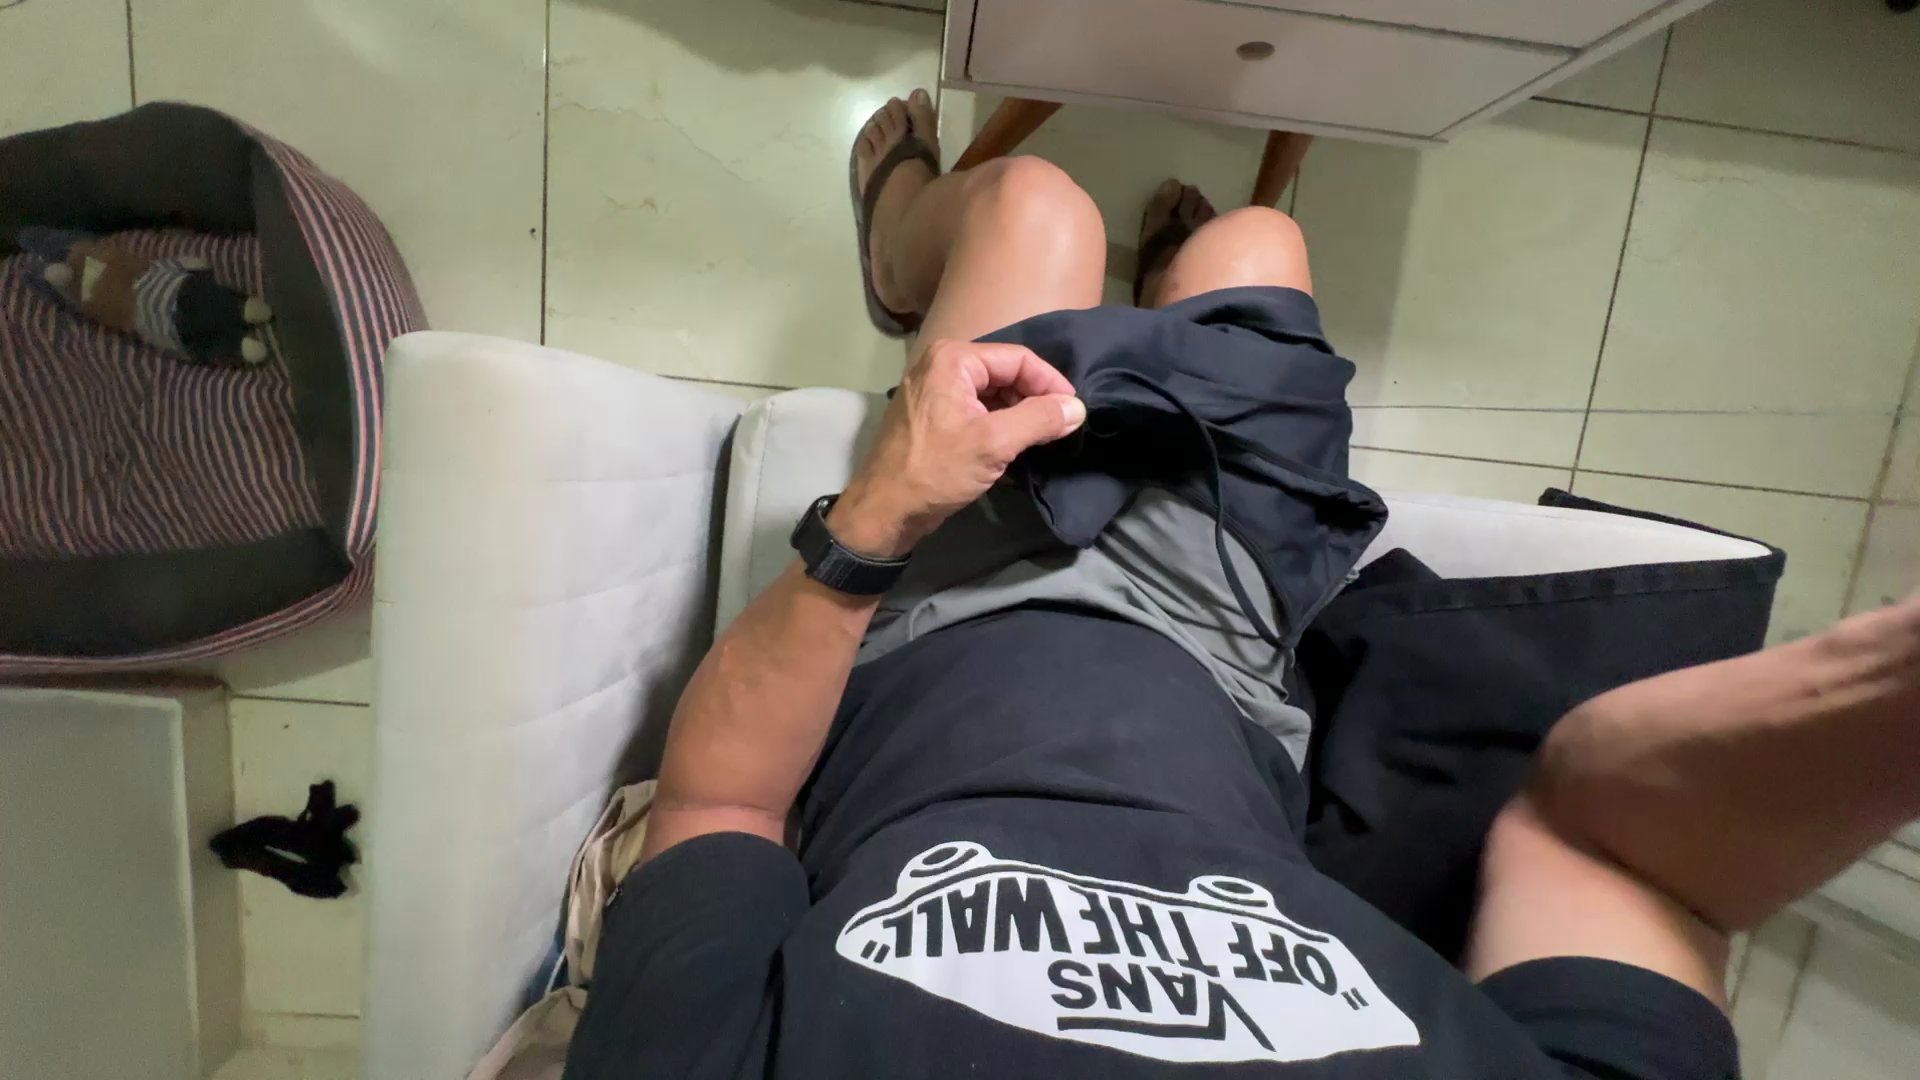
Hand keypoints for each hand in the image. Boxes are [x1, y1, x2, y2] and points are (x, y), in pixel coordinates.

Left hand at [829, 339, 1085, 556]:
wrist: (884, 510)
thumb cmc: (935, 472)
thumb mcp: (993, 444)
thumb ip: (1038, 420)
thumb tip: (1077, 408)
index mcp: (953, 359)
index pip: (1018, 358)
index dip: (1051, 382)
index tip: (1075, 409)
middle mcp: (940, 364)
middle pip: (1004, 372)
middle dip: (1035, 397)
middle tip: (1061, 424)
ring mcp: (934, 389)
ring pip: (991, 392)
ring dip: (1019, 412)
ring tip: (1043, 436)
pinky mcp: (932, 415)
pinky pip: (976, 408)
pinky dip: (999, 422)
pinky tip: (1015, 443)